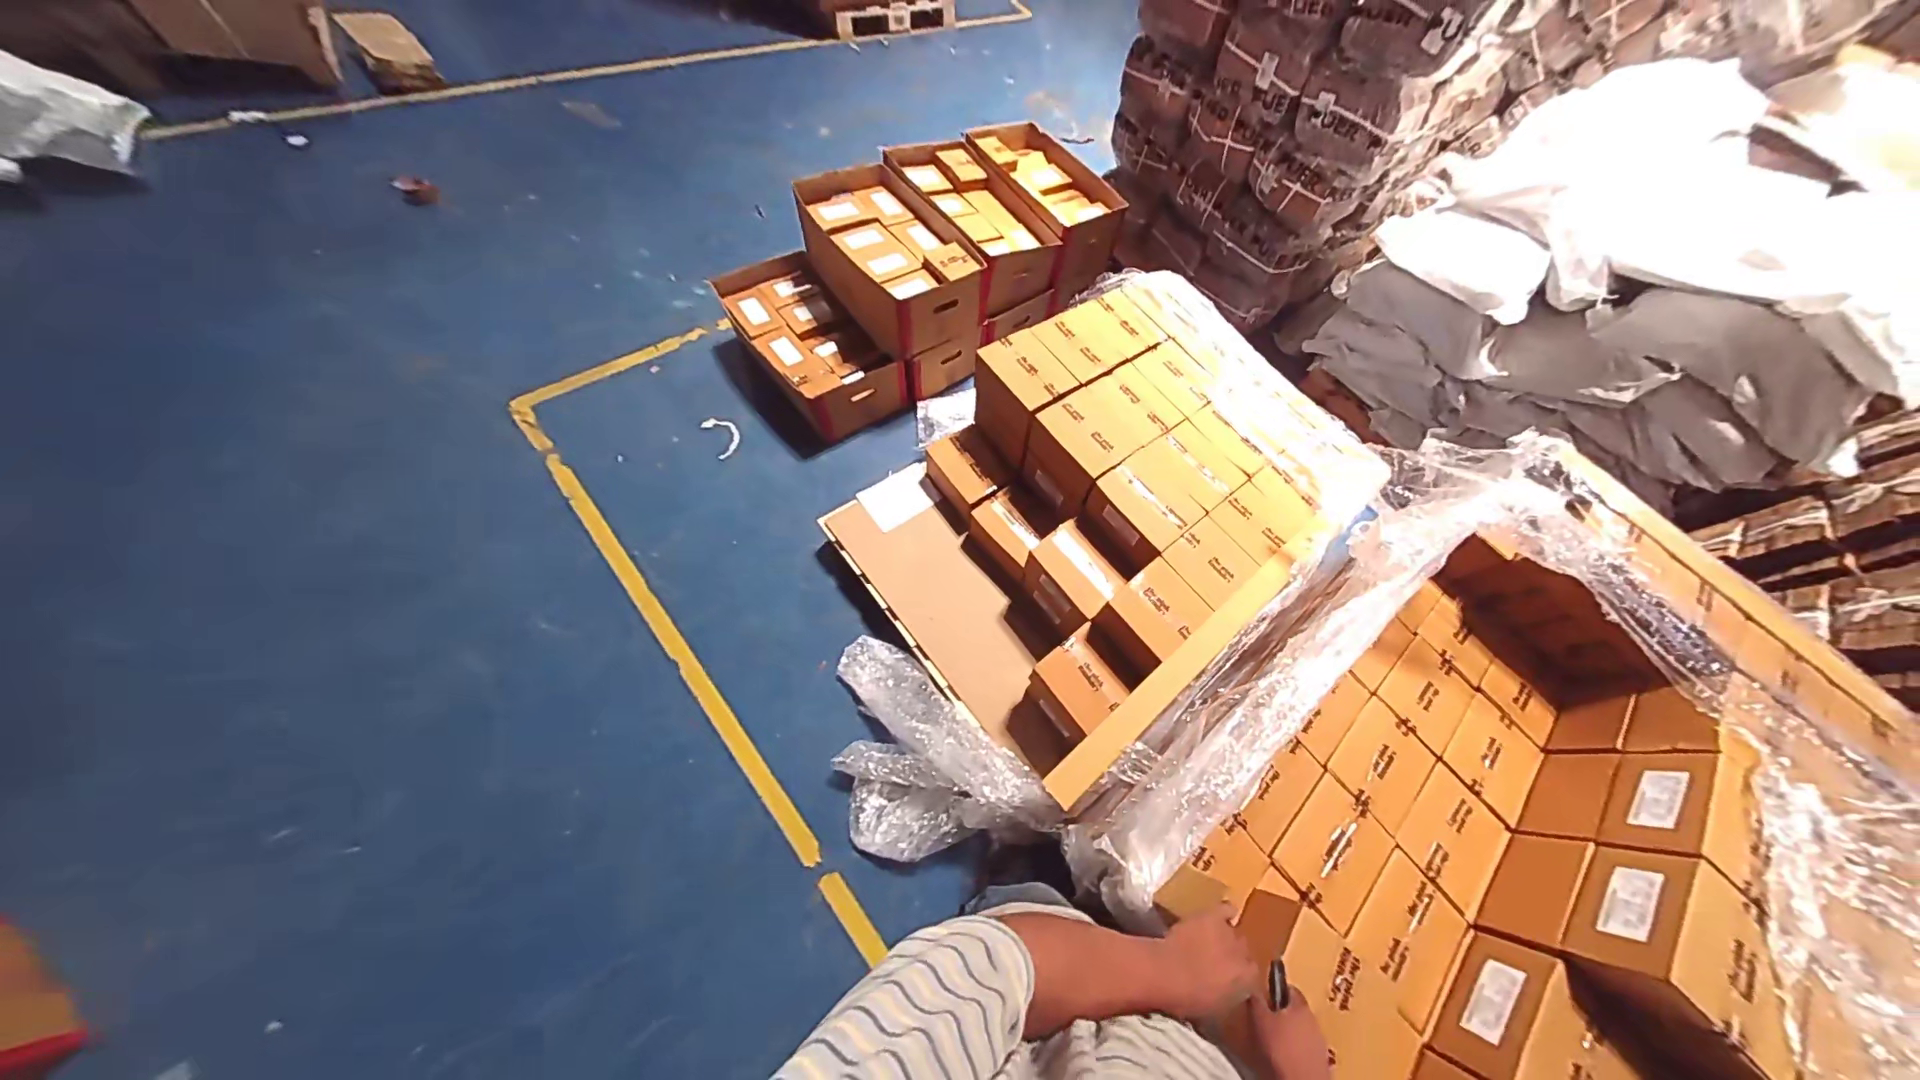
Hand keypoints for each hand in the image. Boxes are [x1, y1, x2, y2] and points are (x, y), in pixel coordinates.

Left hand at [1157, 904, 1260, 1020]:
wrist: (1168, 972)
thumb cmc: (1191, 998)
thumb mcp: (1219, 1006)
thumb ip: (1233, 994)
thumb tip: (1234, 987)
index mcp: (1248, 980)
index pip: (1253, 973)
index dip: (1241, 974)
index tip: (1232, 976)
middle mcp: (1244, 954)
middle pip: (1244, 949)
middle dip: (1234, 954)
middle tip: (1219, 958)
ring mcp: (1228, 932)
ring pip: (1234, 931)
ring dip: (1225, 936)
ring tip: (1213, 939)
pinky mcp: (1212, 916)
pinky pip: (1226, 908)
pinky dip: (1225, 912)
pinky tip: (1221, 915)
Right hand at [1241, 987, 1330, 1079]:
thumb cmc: (1281, 1047)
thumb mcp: (1261, 1020)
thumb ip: (1257, 1001)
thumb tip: (1254, 989)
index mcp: (1300, 1006)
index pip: (1290, 988)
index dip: (1277, 988)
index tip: (1266, 994)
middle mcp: (1314, 1019)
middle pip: (1296, 1008)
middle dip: (1283, 1010)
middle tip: (1268, 1015)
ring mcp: (1320, 1040)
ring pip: (1302, 1027)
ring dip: (1291, 1028)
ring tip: (1276, 1035)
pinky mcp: (1322, 1058)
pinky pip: (1307, 1044)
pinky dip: (1297, 1044)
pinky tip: (1286, 1052)